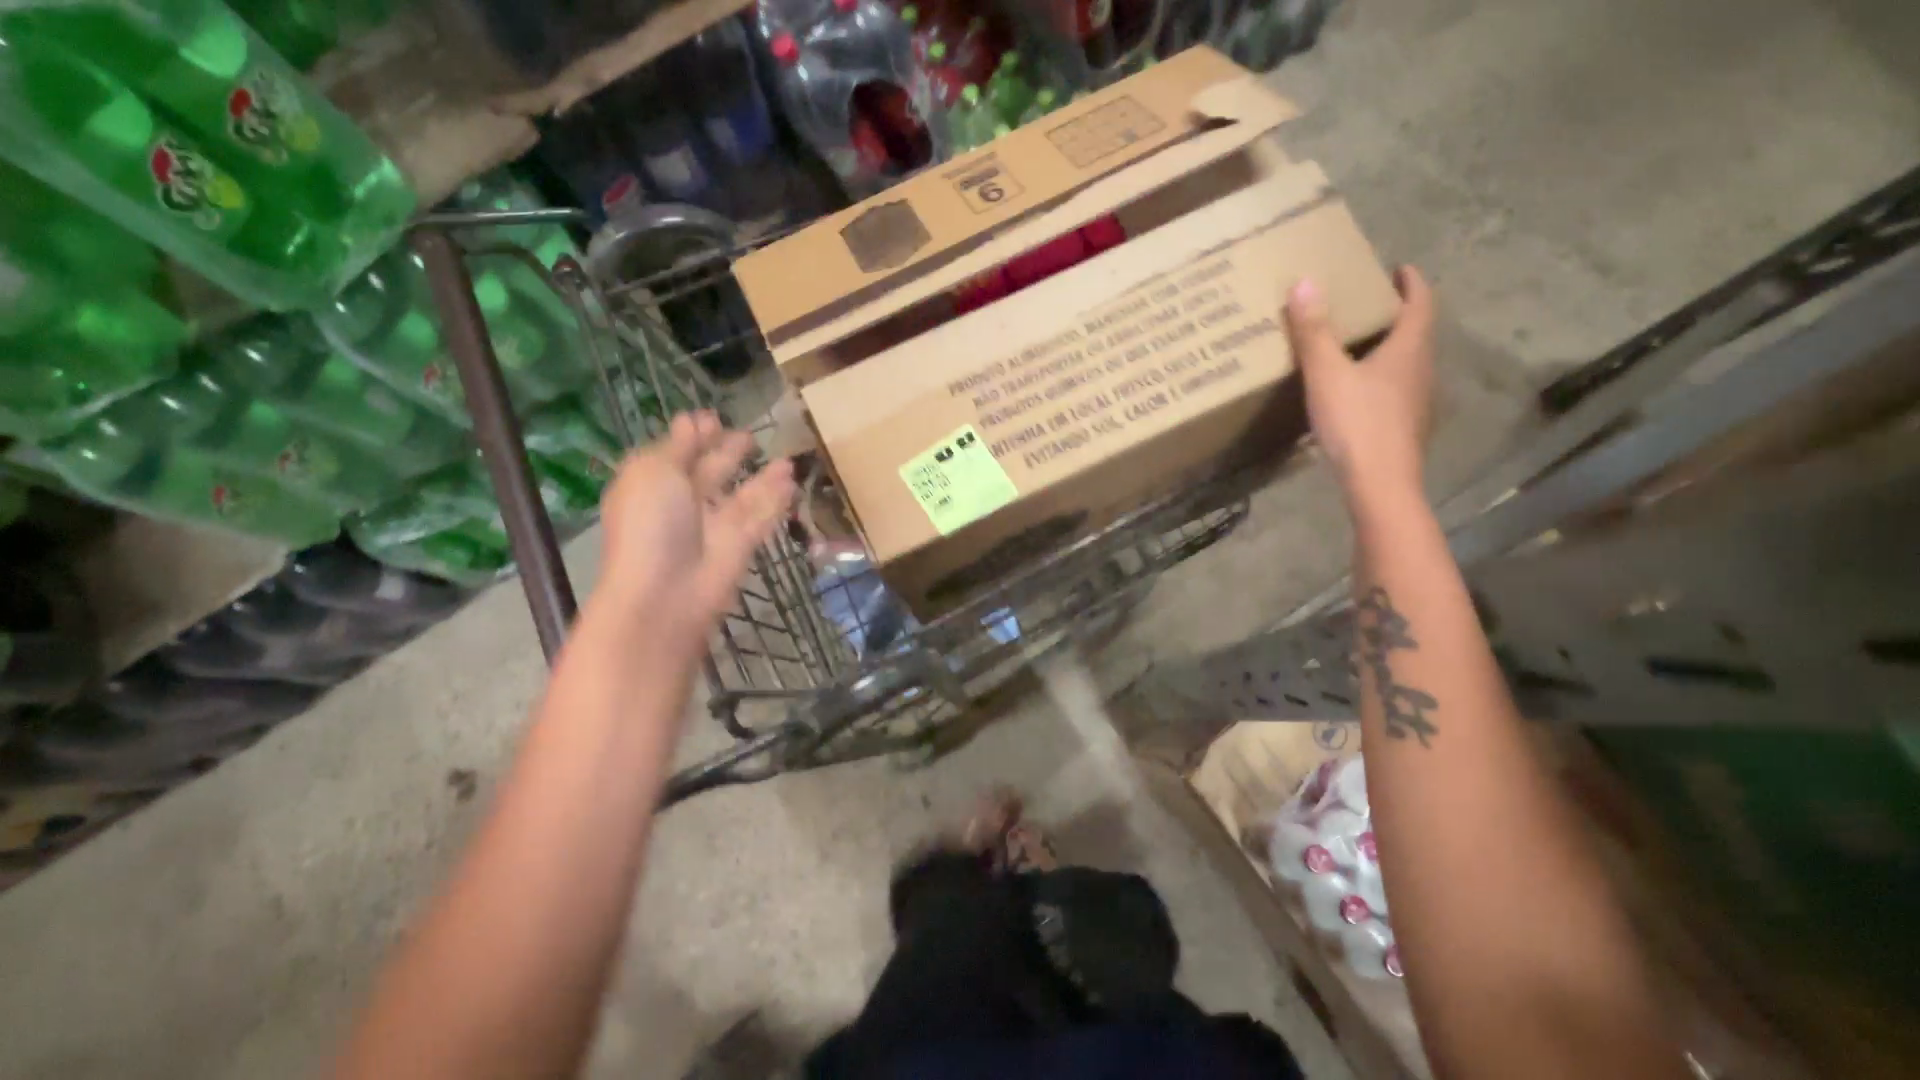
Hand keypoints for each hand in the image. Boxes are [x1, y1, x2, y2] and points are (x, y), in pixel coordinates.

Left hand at [597, 411, 795, 640]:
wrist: (665, 593)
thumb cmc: (650, 524)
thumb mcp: (653, 471)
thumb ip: (678, 446)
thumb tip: (691, 420)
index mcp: (653, 484)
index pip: (676, 454)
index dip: (693, 436)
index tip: (712, 417)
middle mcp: (682, 504)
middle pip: (709, 474)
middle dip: (727, 453)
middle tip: (750, 435)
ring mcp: (712, 528)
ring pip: (742, 497)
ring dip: (763, 478)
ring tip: (787, 459)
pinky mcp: (739, 547)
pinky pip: (760, 518)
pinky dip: (775, 501)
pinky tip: (792, 482)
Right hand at [1284, 266, 1435, 505]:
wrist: (1380, 484)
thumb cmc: (1357, 422)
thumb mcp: (1326, 374)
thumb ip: (1314, 331)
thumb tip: (1305, 282)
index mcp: (1409, 349)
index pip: (1420, 303)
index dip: (1412, 282)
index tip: (1399, 268)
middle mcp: (1422, 370)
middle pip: (1416, 332)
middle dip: (1396, 314)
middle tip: (1368, 304)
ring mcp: (1417, 401)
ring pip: (1408, 363)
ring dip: (1389, 348)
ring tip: (1359, 344)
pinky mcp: (1406, 427)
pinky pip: (1397, 390)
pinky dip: (1381, 378)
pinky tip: (1357, 390)